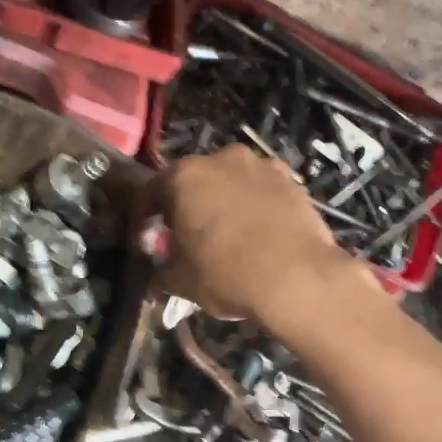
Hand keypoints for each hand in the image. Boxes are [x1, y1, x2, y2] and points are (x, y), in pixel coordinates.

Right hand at [157, 144, 386, 323]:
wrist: (297, 277)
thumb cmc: (227, 275)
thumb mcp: (180, 282)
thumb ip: (161, 271)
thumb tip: (158, 273)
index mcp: (184, 177)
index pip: (151, 191)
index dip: (144, 218)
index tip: (146, 241)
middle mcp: (221, 159)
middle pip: (193, 181)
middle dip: (186, 206)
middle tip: (186, 239)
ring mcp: (260, 165)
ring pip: (229, 183)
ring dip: (221, 203)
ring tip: (225, 235)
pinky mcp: (291, 179)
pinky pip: (259, 191)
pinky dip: (251, 206)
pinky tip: (255, 234)